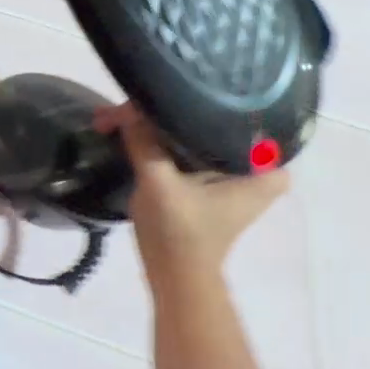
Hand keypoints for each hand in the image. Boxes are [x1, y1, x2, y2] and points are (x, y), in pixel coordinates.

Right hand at [97, 105, 289, 281]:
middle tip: (113, 113)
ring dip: (145, 124)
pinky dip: (149, 137)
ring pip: (183, 130)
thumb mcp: (158, 182)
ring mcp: (228, 170)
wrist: (174, 271)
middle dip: (152, 113)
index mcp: (262, 169)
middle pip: (199, 120)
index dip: (181, 101)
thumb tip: (128, 105)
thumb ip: (144, 141)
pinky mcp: (205, 176)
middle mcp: (253, 165)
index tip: (143, 96)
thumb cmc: (180, 231)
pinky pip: (177, 143)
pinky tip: (119, 130)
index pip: (224, 115)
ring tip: (107, 120)